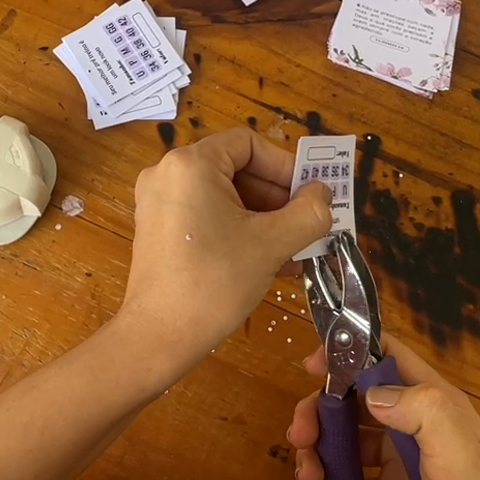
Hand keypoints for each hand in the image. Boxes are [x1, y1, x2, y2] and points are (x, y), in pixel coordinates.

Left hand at [115, 128, 329, 370]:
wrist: (159, 335)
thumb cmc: (216, 281)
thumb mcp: (272, 243)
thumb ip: (308, 212)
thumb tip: (323, 193)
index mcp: (191, 164)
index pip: (248, 144)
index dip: (285, 167)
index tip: (310, 196)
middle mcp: (167, 173)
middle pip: (235, 169)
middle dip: (276, 198)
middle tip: (306, 226)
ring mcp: (157, 202)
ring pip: (223, 196)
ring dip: (262, 219)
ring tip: (293, 252)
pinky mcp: (156, 228)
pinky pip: (205, 215)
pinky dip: (236, 230)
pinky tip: (265, 261)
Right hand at [287, 342, 479, 479]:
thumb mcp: (454, 444)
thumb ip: (414, 406)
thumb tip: (366, 393)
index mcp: (429, 400)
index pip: (384, 355)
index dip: (346, 351)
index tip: (310, 366)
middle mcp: (412, 424)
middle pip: (351, 402)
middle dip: (318, 415)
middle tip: (298, 438)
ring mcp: (401, 463)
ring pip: (346, 444)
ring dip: (319, 456)